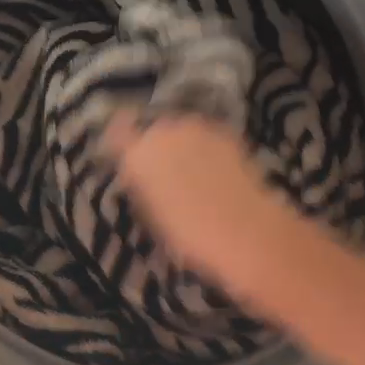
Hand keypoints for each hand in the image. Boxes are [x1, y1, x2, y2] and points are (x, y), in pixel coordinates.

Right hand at [101, 111, 295, 290]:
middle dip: (153, 146)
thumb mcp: (152, 216)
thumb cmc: (190, 236)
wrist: (248, 233)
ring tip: (191, 172)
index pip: (116, 133)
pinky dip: (205, 147)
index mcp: (137, 154)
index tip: (122, 155)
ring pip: (178, 130)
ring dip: (180, 144)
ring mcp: (195, 127)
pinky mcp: (224, 132)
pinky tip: (214, 171)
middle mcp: (162, 131)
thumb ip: (140, 186)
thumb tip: (137, 174)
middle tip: (161, 172)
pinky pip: (204, 136)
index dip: (119, 142)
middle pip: (150, 130)